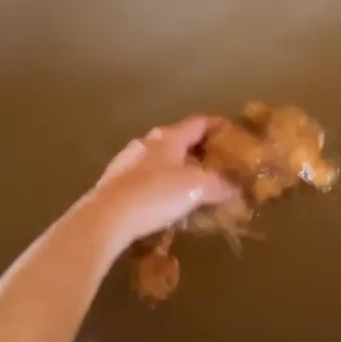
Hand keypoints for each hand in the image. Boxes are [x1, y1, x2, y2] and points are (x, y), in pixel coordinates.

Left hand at [76, 116, 238, 248]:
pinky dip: (161, 186)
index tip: (232, 133)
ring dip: (179, 171)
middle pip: (179, 141)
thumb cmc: (155, 194)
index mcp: (168, 137)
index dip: (218, 126)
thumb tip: (235, 189)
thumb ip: (220, 186)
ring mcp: (128, 162)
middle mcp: (147, 143)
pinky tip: (166, 204)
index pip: (199, 123)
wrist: (105, 218)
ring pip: (161, 161)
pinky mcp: (115, 183)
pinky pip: (146, 180)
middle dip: (199, 152)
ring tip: (194, 188)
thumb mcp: (197, 189)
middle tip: (217, 166)